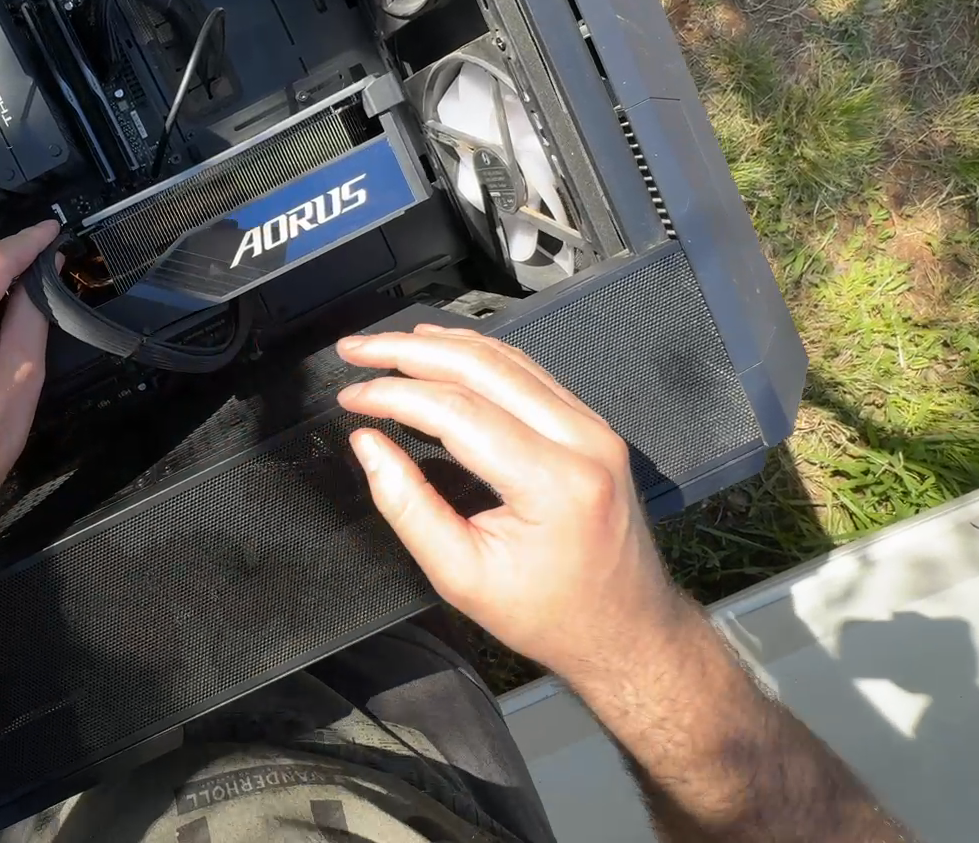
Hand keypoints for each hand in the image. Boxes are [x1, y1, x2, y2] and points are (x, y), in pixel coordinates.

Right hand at [336, 324, 692, 682]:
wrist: (629, 633)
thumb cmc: (547, 615)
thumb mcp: (460, 576)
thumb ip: (406, 505)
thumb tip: (366, 443)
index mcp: (554, 483)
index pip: (457, 412)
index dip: (393, 395)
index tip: (349, 397)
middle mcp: (582, 440)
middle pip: (480, 367)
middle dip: (405, 350)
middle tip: (355, 349)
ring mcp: (592, 426)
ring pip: (503, 358)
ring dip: (436, 344)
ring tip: (383, 345)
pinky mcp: (589, 424)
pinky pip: (524, 370)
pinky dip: (472, 353)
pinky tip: (439, 349)